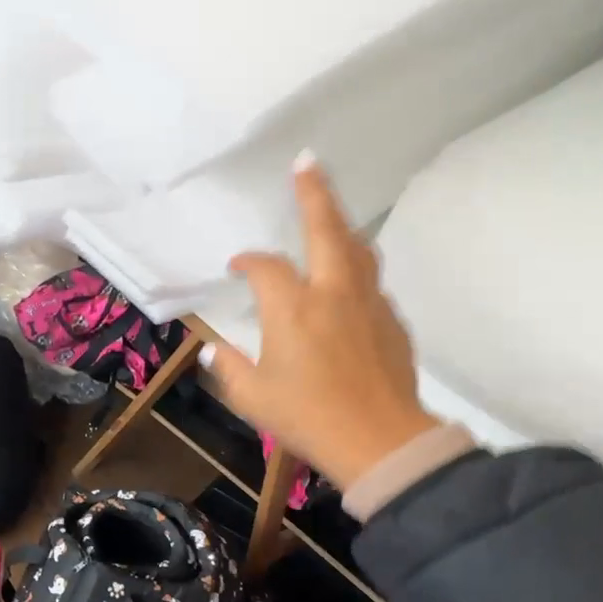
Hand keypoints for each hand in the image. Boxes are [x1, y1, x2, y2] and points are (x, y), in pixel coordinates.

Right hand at [201, 154, 439, 489]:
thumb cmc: (305, 417)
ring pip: (357, 248)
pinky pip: (370, 281)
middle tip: (307, 162)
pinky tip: (344, 280)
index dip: (247, 262)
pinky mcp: (390, 320)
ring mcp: (368, 303)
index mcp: (292, 309)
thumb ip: (227, 366)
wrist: (378, 439)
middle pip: (326, 229)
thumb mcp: (251, 397)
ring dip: (340, 224)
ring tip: (330, 211)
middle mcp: (332, 293)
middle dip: (314, 193)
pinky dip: (353, 267)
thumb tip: (211, 348)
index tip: (235, 266)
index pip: (266, 268)